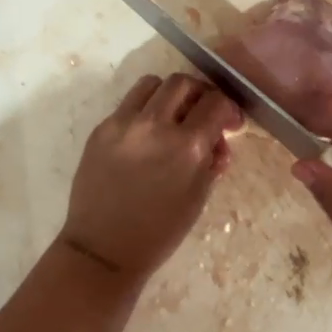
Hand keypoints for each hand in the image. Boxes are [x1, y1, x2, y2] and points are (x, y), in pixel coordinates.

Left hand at [59, 74, 243, 282]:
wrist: (104, 249)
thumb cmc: (160, 231)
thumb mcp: (198, 197)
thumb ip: (211, 161)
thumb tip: (216, 142)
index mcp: (186, 146)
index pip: (216, 103)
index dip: (229, 109)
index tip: (230, 124)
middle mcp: (154, 126)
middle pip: (183, 83)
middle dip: (200, 94)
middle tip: (204, 113)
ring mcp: (122, 125)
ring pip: (151, 84)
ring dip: (169, 95)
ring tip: (172, 117)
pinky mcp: (100, 130)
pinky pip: (127, 105)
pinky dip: (144, 111)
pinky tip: (146, 136)